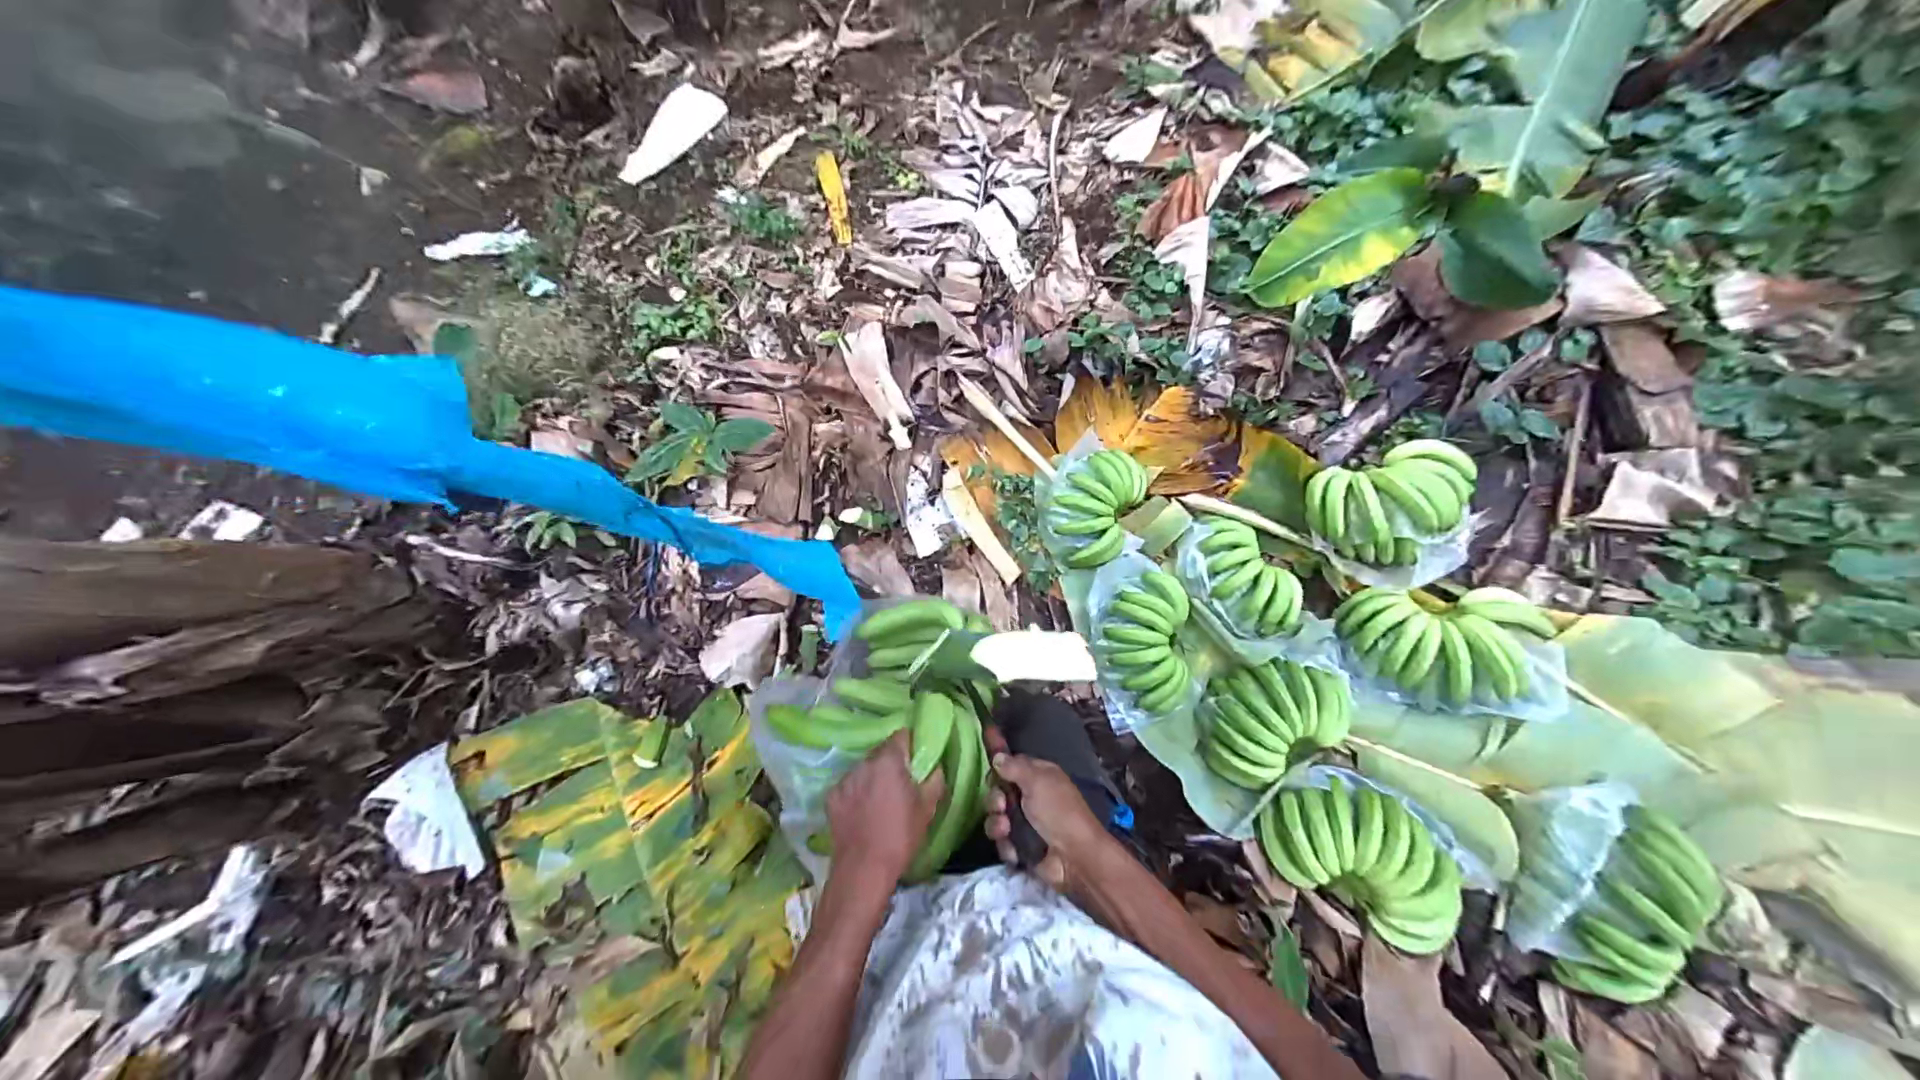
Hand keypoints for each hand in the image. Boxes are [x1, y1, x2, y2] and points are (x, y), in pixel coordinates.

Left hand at [825, 730, 943, 888]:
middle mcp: (863, 764)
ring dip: (871, 777)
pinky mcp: (831, 797)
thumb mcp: (927, 808)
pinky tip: (861, 812)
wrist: (864, 868)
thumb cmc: (901, 835)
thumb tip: (935, 767)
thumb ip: (935, 780)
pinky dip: (855, 793)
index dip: (910, 744)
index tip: (915, 758)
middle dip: (890, 762)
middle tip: (900, 783)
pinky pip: (848, 787)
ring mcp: (844, 780)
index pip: (900, 736)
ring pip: (862, 769)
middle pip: (880, 752)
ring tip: (879, 800)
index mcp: (888, 761)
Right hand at [982, 726, 1117, 892]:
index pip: (1011, 765)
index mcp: (1039, 776)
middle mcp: (1030, 796)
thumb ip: (1015, 766)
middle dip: (995, 800)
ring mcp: (1024, 822)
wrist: (1074, 858)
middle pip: (998, 792)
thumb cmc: (1058, 812)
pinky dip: (1006, 845)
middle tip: (1001, 806)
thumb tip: (997, 756)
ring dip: (997, 824)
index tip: (990, 771)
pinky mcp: (1020, 846)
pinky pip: (1002, 841)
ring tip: (1006, 830)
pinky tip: (1014, 850)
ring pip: (996, 817)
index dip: (998, 768)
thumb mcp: (1038, 781)